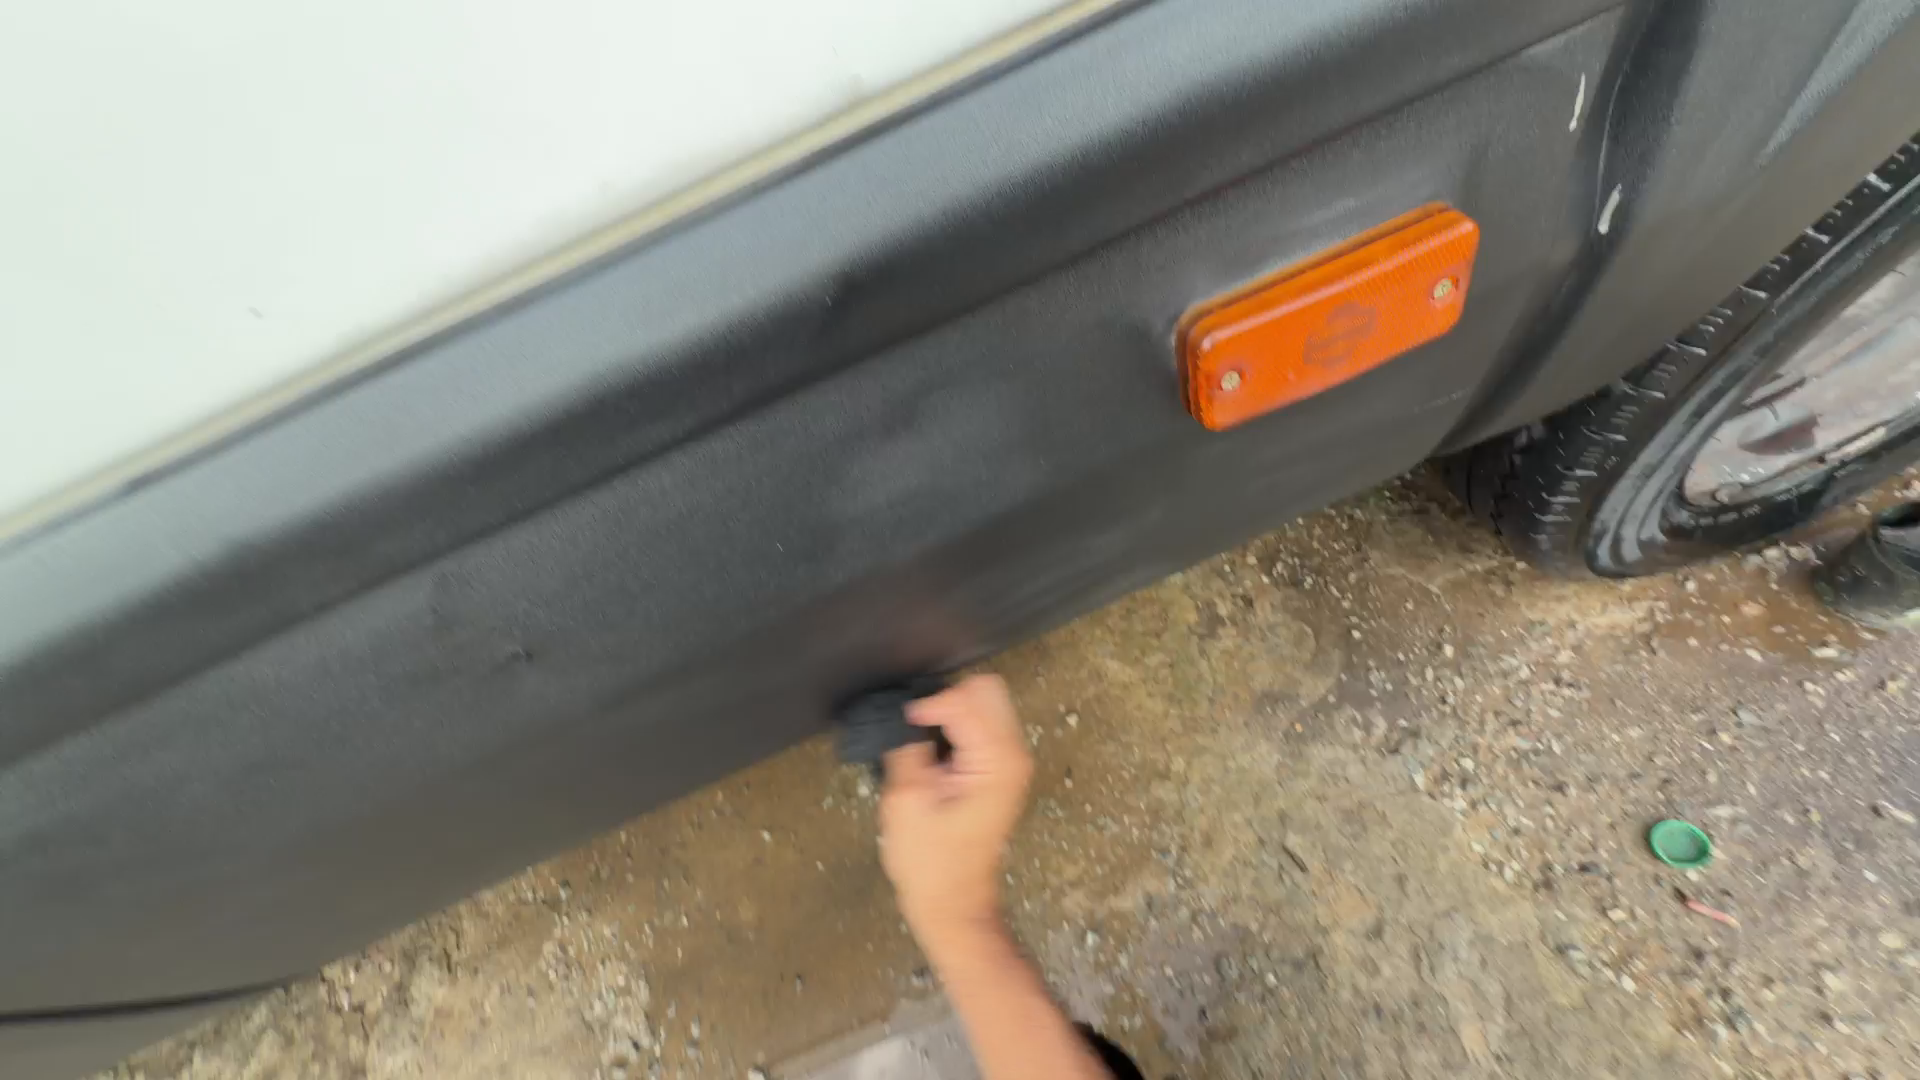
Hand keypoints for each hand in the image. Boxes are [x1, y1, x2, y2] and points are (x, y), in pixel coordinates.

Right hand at [879, 675, 1033, 951]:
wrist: (954, 903)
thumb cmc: (931, 863)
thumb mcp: (907, 799)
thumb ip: (909, 746)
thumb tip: (908, 716)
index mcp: (996, 760)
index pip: (966, 698)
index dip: (929, 706)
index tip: (905, 726)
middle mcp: (1013, 754)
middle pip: (986, 689)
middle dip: (948, 699)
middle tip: (917, 727)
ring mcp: (1011, 761)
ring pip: (986, 701)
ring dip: (953, 710)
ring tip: (924, 739)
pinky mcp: (1001, 769)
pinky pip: (983, 723)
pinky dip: (958, 724)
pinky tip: (936, 749)